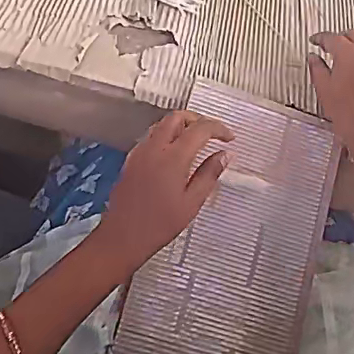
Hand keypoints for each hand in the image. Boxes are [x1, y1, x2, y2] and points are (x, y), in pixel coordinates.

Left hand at [89, 111, 233, 268]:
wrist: (123, 236)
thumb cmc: (159, 224)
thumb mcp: (192, 201)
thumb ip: (210, 174)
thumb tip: (225, 155)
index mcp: (173, 158)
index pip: (200, 129)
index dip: (218, 129)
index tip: (229, 138)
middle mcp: (154, 149)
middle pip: (177, 117)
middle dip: (198, 120)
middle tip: (212, 134)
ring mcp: (139, 153)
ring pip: (162, 125)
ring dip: (181, 126)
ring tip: (196, 142)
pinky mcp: (130, 160)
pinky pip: (150, 138)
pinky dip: (166, 136)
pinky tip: (174, 154)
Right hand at [309, 31, 353, 170]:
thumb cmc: (352, 117)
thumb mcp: (324, 90)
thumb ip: (317, 69)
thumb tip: (313, 59)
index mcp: (350, 53)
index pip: (332, 37)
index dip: (320, 38)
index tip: (315, 40)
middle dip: (340, 38)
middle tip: (329, 46)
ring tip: (344, 60)